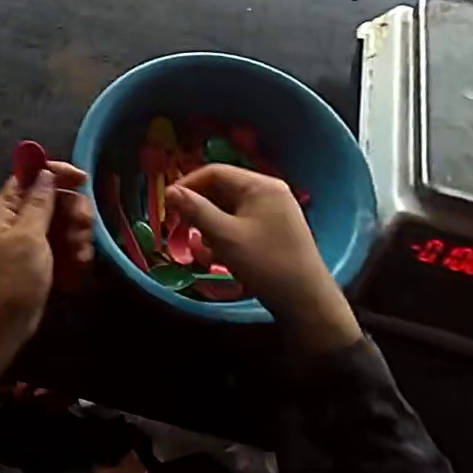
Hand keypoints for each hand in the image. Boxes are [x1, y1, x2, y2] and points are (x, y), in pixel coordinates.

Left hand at [0, 161, 91, 408]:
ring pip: (65, 224)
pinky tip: (79, 267)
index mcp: (7, 208)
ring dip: (79, 236)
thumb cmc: (11, 279)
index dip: (57, 173)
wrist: (2, 327)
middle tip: (82, 229)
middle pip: (55, 199)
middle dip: (74, 211)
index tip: (83, 181)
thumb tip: (45, 173)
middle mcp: (19, 221)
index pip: (32, 175)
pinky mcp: (43, 262)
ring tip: (80, 255)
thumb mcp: (27, 236)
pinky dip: (76, 254)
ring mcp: (32, 243)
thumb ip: (38, 203)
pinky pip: (65, 247)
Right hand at [165, 165, 360, 352]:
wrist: (305, 299)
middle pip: (221, 189)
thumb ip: (195, 210)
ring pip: (228, 207)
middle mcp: (269, 192)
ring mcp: (273, 210)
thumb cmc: (265, 263)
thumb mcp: (224, 235)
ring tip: (199, 244)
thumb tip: (168, 191)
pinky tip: (218, 252)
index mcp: (260, 186)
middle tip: (178, 226)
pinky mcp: (273, 228)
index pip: (214, 172)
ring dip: (208, 222)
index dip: (186, 185)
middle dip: (197, 206)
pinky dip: (223, 231)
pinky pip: (239, 221)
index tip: (166, 205)